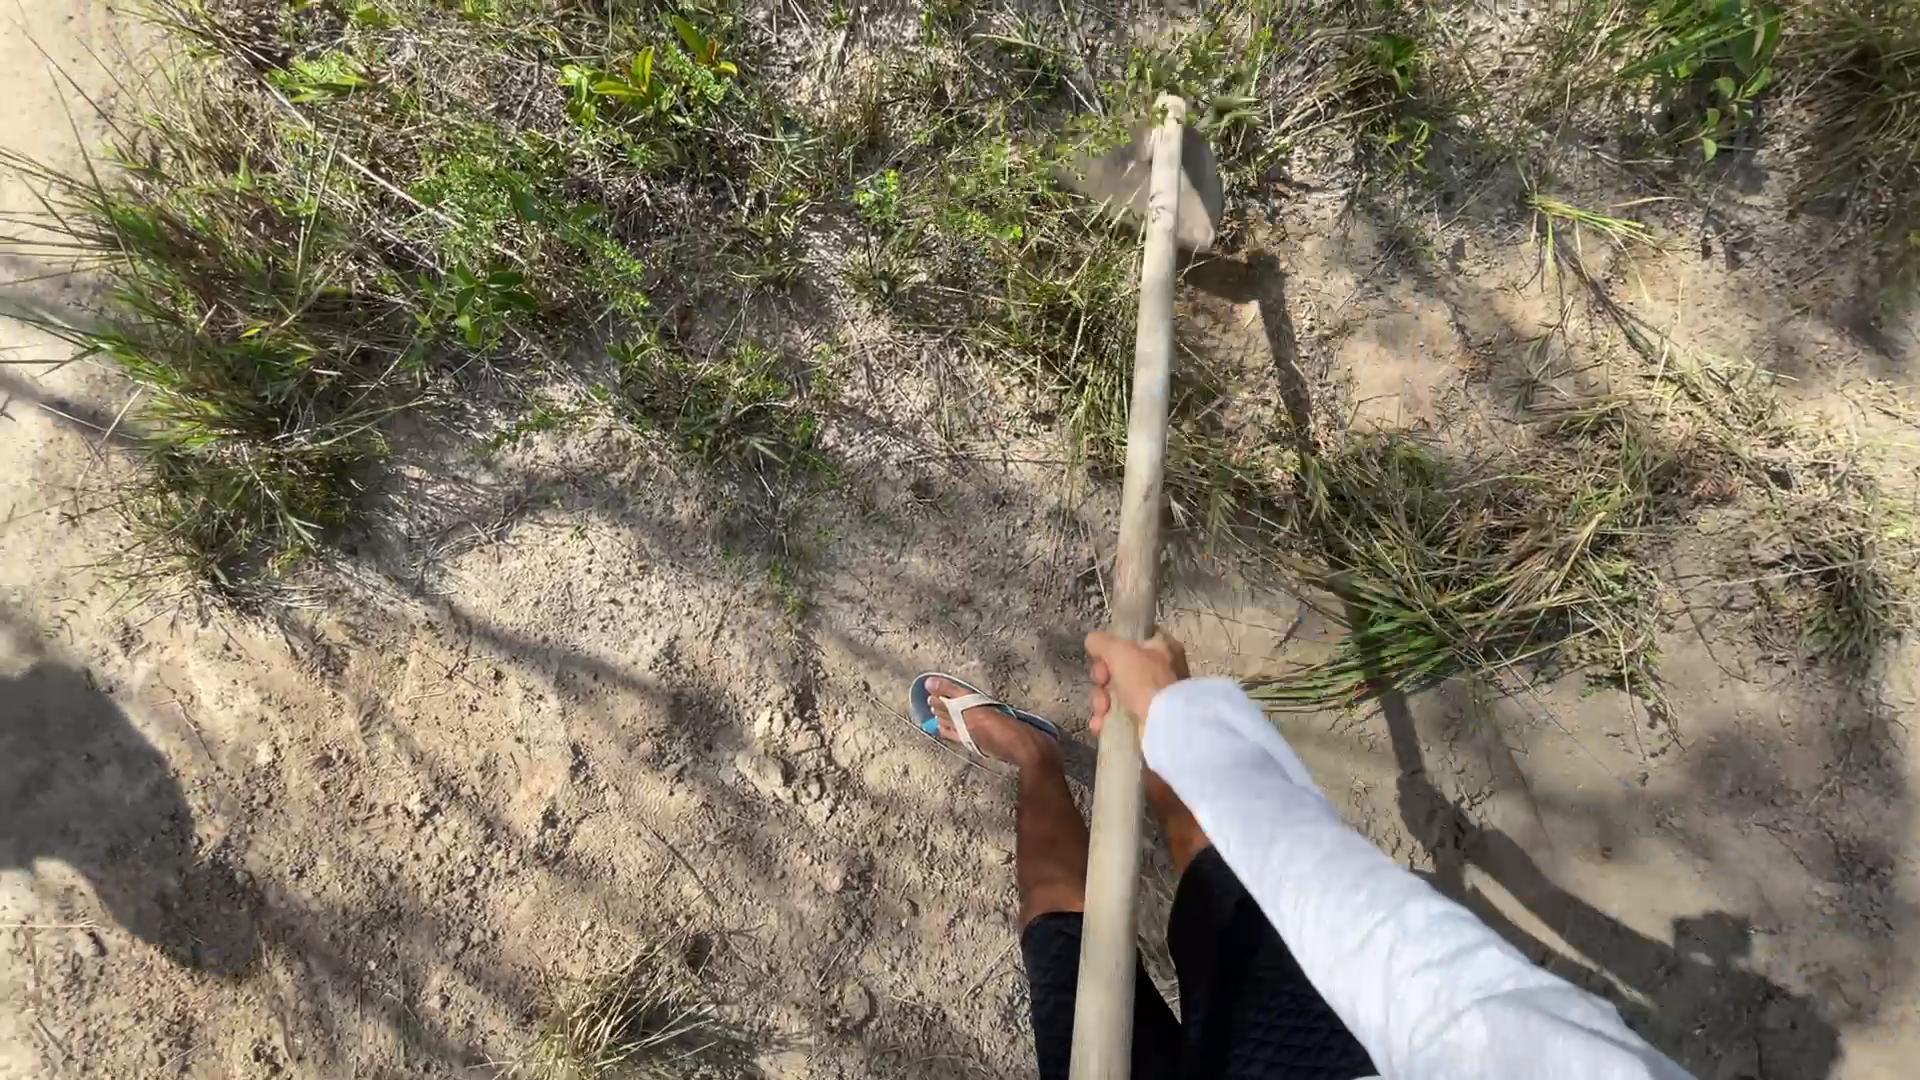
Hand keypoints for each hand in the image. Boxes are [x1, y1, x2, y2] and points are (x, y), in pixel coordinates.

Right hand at [1085, 629, 1189, 740]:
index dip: (1111, 647)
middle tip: (1102, 684)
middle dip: (1102, 679)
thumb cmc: (1145, 681)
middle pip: (1119, 668)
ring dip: (1101, 701)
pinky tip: (1100, 725)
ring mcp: (1154, 696)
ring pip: (1116, 692)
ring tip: (1102, 711)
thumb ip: (1102, 642)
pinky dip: (1107, 718)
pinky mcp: (1147, 719)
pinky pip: (1119, 714)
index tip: (1101, 657)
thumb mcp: (1120, 652)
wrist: (1165, 726)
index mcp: (1162, 648)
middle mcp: (1161, 670)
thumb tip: (1092, 641)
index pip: (1131, 639)